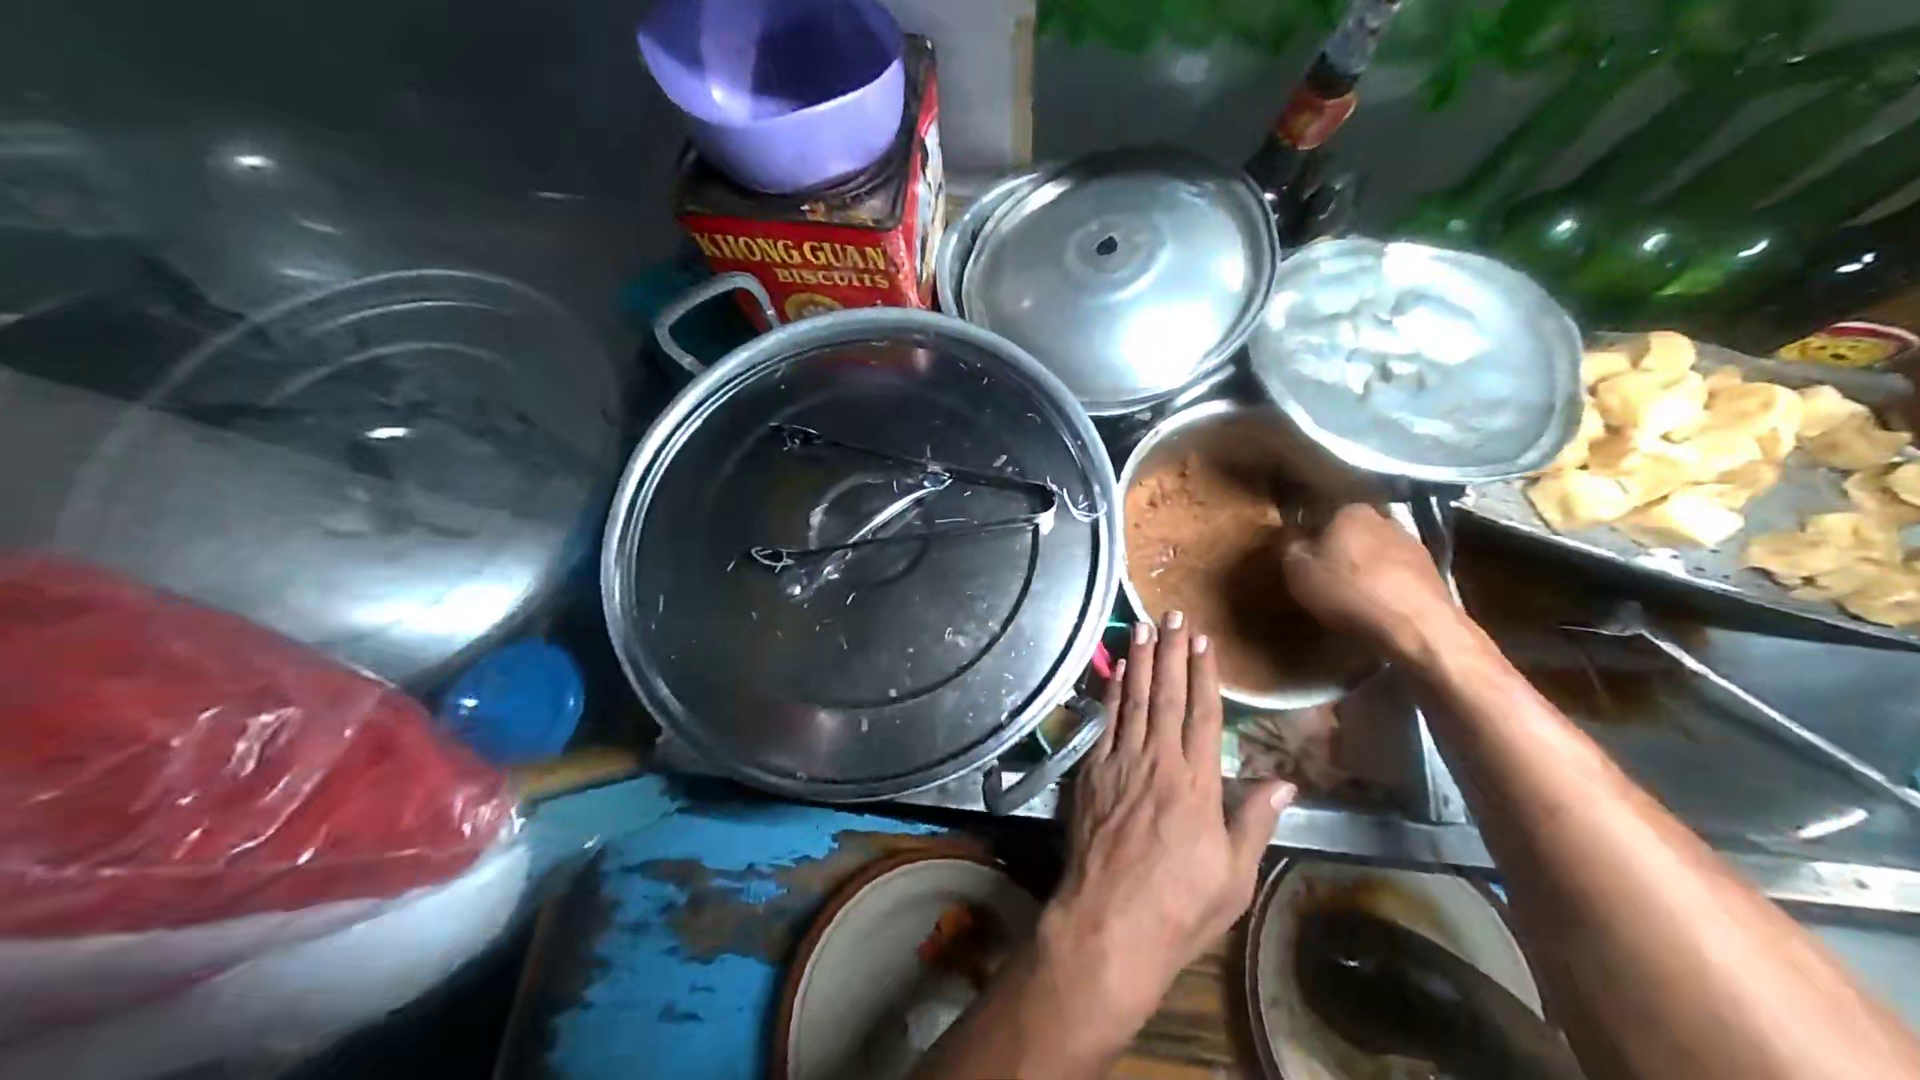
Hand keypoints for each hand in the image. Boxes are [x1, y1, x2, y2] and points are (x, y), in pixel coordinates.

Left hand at [1043, 612, 1295, 1025]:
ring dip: (1138, 660)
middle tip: (1173, 615)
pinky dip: (1109, 694)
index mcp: (1197, 784)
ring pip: (1131, 700)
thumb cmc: (1179, 906)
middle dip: (1171, 652)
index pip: (1203, 714)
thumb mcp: (1234, 875)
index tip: (1204, 641)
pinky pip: (1103, 723)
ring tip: (1141, 626)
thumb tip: (1285, 781)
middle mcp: (1157, 763)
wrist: (1108, 923)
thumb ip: (1255, 820)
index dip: (1204, 674)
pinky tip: (1113, 672)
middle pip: (1166, 695)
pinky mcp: (1090, 774)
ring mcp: (1119, 764)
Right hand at [1280, 503, 1464, 661]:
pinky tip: (1377, 607)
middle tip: (1325, 578)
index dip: (1310, 537)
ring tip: (1352, 597)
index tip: (1303, 559)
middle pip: (1352, 534)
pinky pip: (1397, 574)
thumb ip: (1289, 546)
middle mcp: (1385, 519)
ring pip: (1377, 553)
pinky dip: (1386, 586)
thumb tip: (1292, 535)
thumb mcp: (1297, 570)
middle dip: (1340, 551)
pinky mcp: (1433, 572)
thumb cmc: (1348, 590)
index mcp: (1351, 511)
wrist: (1416, 625)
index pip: (1322, 516)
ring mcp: (1414, 544)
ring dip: (1365, 569)